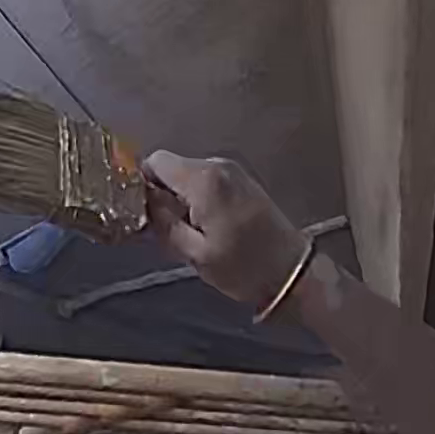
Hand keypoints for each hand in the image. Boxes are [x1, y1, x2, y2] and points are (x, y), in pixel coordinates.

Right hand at [142, 150, 309, 312]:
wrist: (293, 272)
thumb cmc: (243, 267)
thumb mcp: (195, 254)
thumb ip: (164, 222)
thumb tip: (143, 202)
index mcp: (203, 180)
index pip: (156, 161)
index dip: (143, 181)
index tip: (141, 207)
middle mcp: (216, 165)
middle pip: (172, 165)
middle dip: (162, 191)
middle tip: (164, 224)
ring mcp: (231, 169)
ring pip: (188, 172)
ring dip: (181, 194)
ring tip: (189, 228)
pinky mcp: (241, 178)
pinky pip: (206, 177)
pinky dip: (198, 194)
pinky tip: (207, 222)